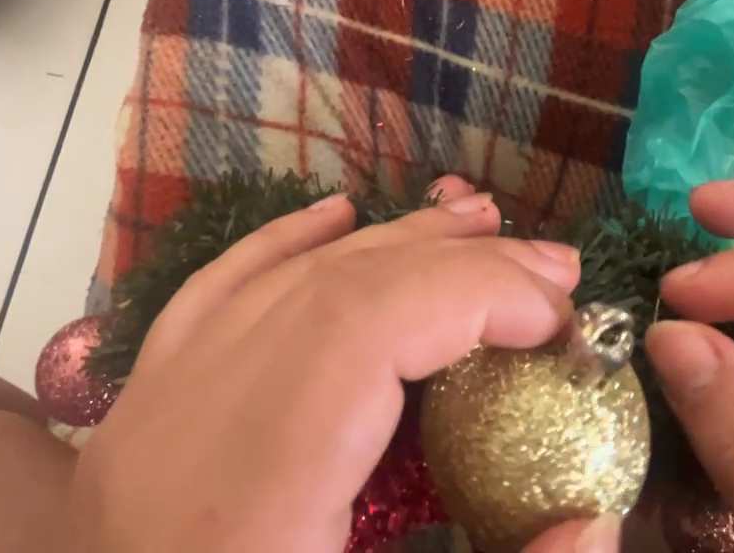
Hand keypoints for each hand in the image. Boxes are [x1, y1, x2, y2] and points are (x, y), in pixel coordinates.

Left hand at [68, 180, 614, 551]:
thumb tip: (596, 519)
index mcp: (244, 498)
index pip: (361, 326)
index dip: (471, 293)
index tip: (557, 320)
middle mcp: (182, 424)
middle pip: (334, 287)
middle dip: (457, 263)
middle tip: (552, 269)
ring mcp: (146, 407)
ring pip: (283, 277)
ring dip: (392, 244)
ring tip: (480, 229)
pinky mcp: (136, 411)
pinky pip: (214, 291)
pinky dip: (285, 242)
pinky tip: (341, 213)